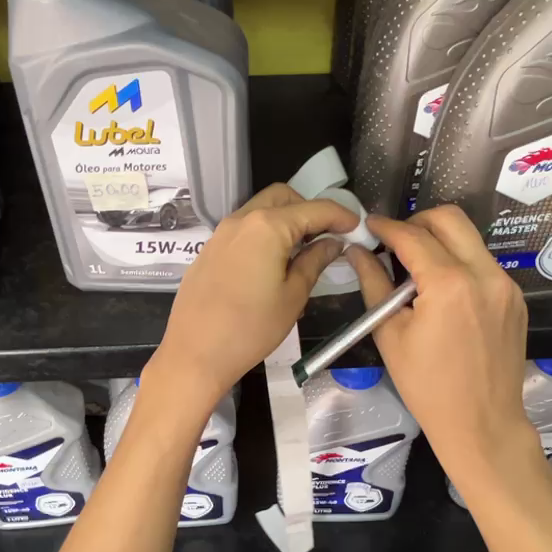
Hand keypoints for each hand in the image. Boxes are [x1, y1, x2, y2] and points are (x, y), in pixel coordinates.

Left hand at [148, 184, 358, 410]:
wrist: (195, 353)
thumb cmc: (250, 329)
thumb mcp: (293, 297)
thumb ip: (314, 262)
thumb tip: (332, 243)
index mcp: (268, 227)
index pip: (314, 209)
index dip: (340, 216)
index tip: (357, 227)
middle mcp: (242, 220)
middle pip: (282, 197)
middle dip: (309, 209)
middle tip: (328, 236)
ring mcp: (220, 234)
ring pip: (259, 210)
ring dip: (285, 221)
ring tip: (302, 251)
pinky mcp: (208, 250)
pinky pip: (242, 230)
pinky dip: (263, 234)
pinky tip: (272, 263)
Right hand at [347, 206, 540, 483]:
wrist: (482, 423)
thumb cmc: (427, 387)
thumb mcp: (390, 335)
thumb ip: (374, 284)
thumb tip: (357, 252)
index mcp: (449, 284)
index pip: (413, 236)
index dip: (386, 227)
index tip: (369, 226)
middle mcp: (484, 274)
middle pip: (450, 219)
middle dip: (418, 221)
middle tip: (395, 242)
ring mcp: (505, 285)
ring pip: (470, 239)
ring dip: (440, 241)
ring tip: (416, 269)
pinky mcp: (515, 299)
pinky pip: (484, 264)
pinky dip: (460, 264)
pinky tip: (442, 293)